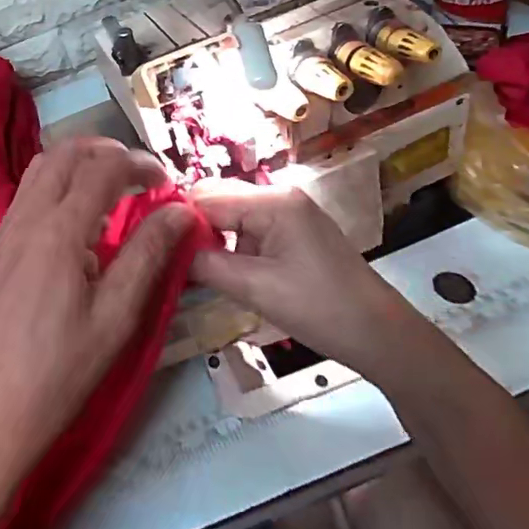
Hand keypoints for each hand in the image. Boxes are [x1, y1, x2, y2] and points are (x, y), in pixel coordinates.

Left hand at [0, 138, 196, 490]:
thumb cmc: (61, 369)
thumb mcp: (117, 315)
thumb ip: (149, 254)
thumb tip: (181, 210)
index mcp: (58, 231)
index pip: (103, 168)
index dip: (139, 164)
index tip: (166, 181)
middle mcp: (26, 218)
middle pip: (65, 153)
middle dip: (106, 150)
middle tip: (139, 173)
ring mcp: (4, 230)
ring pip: (41, 168)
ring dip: (79, 163)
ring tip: (111, 188)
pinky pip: (27, 193)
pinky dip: (58, 184)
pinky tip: (78, 222)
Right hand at [189, 180, 446, 386]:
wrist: (377, 332)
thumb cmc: (320, 308)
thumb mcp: (257, 288)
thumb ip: (208, 265)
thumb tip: (169, 250)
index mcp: (273, 201)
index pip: (208, 196)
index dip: (178, 218)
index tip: (151, 244)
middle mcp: (281, 196)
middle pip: (220, 201)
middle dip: (194, 228)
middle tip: (166, 259)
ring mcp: (290, 213)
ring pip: (233, 217)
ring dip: (213, 241)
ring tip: (188, 270)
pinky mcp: (295, 232)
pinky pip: (252, 231)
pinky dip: (234, 249)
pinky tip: (221, 272)